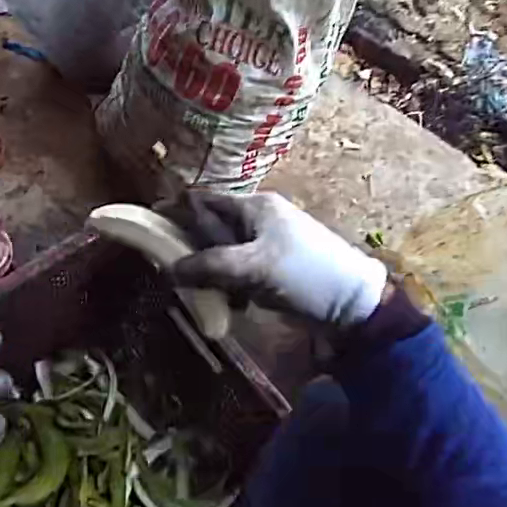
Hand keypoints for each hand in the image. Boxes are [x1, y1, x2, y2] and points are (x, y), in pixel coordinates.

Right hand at [171, 192, 387, 329]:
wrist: (356, 306)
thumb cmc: (307, 274)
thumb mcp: (255, 267)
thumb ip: (210, 266)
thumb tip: (169, 269)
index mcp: (255, 207)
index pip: (205, 200)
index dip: (177, 209)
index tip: (150, 221)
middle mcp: (258, 220)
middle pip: (211, 227)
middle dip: (193, 247)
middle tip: (171, 266)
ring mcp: (266, 245)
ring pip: (223, 252)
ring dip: (212, 271)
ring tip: (207, 291)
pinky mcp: (273, 269)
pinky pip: (238, 271)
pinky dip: (230, 284)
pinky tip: (234, 302)